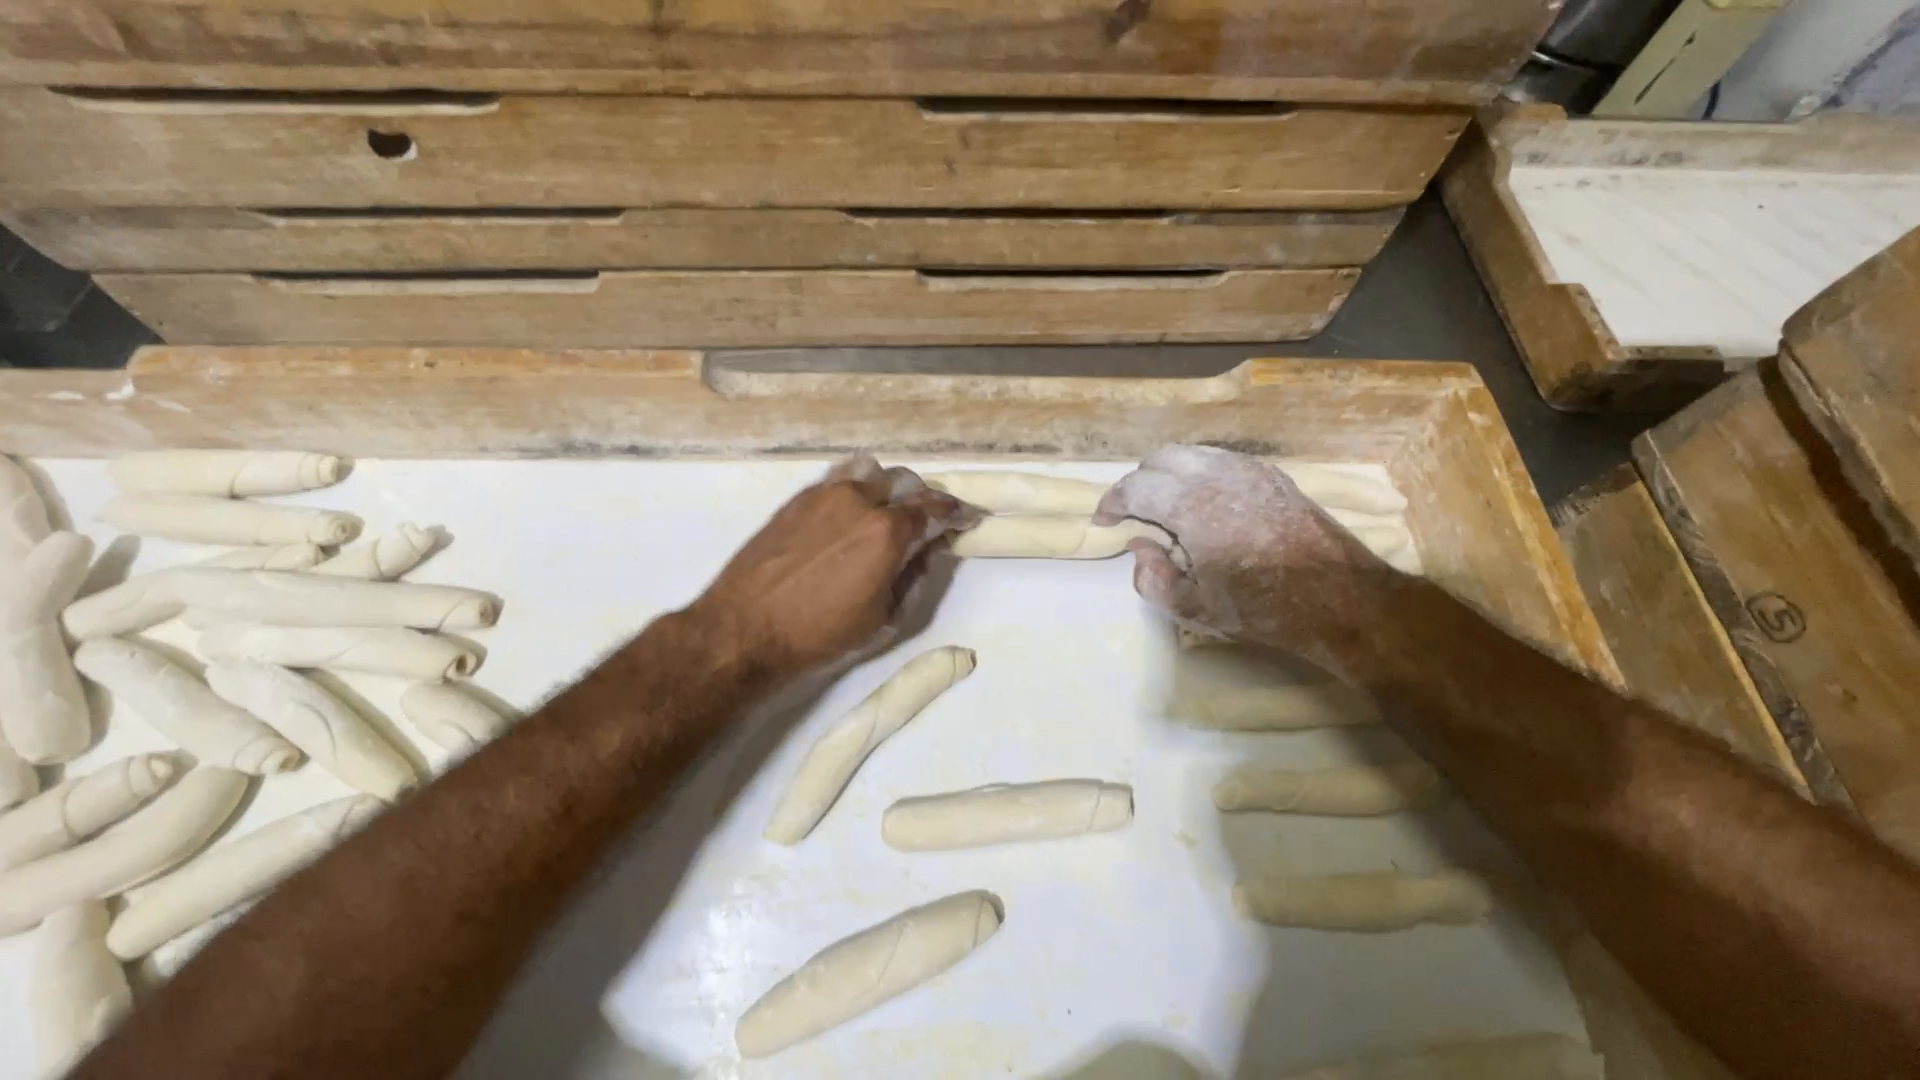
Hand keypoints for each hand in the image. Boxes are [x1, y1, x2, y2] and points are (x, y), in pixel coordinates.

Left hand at [688, 454, 978, 678]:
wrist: (745, 630)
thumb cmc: (820, 635)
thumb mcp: (884, 620)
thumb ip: (915, 578)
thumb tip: (927, 550)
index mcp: (887, 532)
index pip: (935, 508)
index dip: (957, 513)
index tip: (968, 519)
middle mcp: (860, 501)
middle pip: (906, 482)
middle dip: (924, 500)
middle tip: (928, 523)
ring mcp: (825, 494)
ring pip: (872, 472)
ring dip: (889, 488)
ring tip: (888, 512)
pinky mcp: (798, 498)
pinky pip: (839, 476)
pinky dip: (857, 486)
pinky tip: (853, 509)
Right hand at [1095, 445, 1394, 659]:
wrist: (1339, 599)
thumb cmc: (1262, 608)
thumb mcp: (1194, 608)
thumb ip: (1153, 578)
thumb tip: (1140, 548)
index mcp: (1193, 506)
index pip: (1136, 486)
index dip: (1112, 502)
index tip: (1105, 521)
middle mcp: (1218, 475)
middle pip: (1161, 458)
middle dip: (1139, 482)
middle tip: (1134, 513)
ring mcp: (1249, 470)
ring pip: (1192, 454)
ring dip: (1170, 474)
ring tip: (1167, 507)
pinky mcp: (1272, 475)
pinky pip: (1221, 460)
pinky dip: (1200, 474)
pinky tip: (1205, 504)